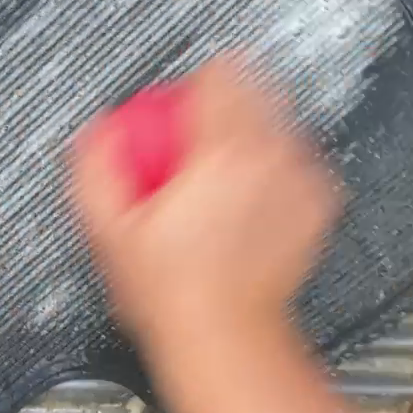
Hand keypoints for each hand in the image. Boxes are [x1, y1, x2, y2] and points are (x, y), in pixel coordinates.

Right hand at [70, 56, 340, 363]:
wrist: (221, 338)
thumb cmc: (168, 296)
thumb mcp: (108, 235)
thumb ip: (98, 172)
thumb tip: (95, 135)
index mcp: (221, 151)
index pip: (215, 74)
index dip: (183, 98)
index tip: (168, 133)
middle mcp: (271, 153)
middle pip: (249, 92)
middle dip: (214, 120)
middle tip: (186, 169)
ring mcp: (300, 176)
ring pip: (272, 128)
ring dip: (243, 148)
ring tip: (213, 200)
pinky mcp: (317, 202)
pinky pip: (290, 166)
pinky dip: (267, 179)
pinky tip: (240, 218)